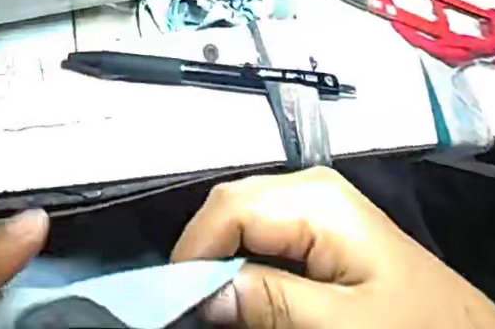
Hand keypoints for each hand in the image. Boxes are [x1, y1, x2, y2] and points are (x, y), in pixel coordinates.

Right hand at [171, 169, 494, 328]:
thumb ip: (273, 303)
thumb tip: (201, 292)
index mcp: (315, 197)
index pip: (230, 208)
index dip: (194, 250)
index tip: (171, 300)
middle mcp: (309, 189)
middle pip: (232, 208)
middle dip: (205, 254)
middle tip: (186, 307)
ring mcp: (316, 208)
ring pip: (242, 223)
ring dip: (222, 262)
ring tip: (210, 304)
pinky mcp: (323, 232)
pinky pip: (265, 239)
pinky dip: (246, 266)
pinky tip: (244, 296)